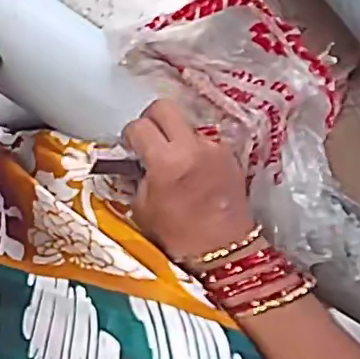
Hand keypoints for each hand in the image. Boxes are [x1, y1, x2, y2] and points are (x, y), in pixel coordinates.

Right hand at [122, 99, 257, 263]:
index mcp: (166, 161)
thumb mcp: (142, 209)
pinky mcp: (230, 155)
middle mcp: (192, 147)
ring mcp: (214, 148)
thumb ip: (137, 178)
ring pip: (186, 124)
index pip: (139, 126)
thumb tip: (134, 162)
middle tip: (148, 139)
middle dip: (151, 119)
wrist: (224, 250)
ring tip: (174, 161)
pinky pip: (205, 142)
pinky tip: (194, 171)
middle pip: (164, 107)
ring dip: (176, 136)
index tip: (130, 147)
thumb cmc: (178, 236)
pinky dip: (195, 150)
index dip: (130, 135)